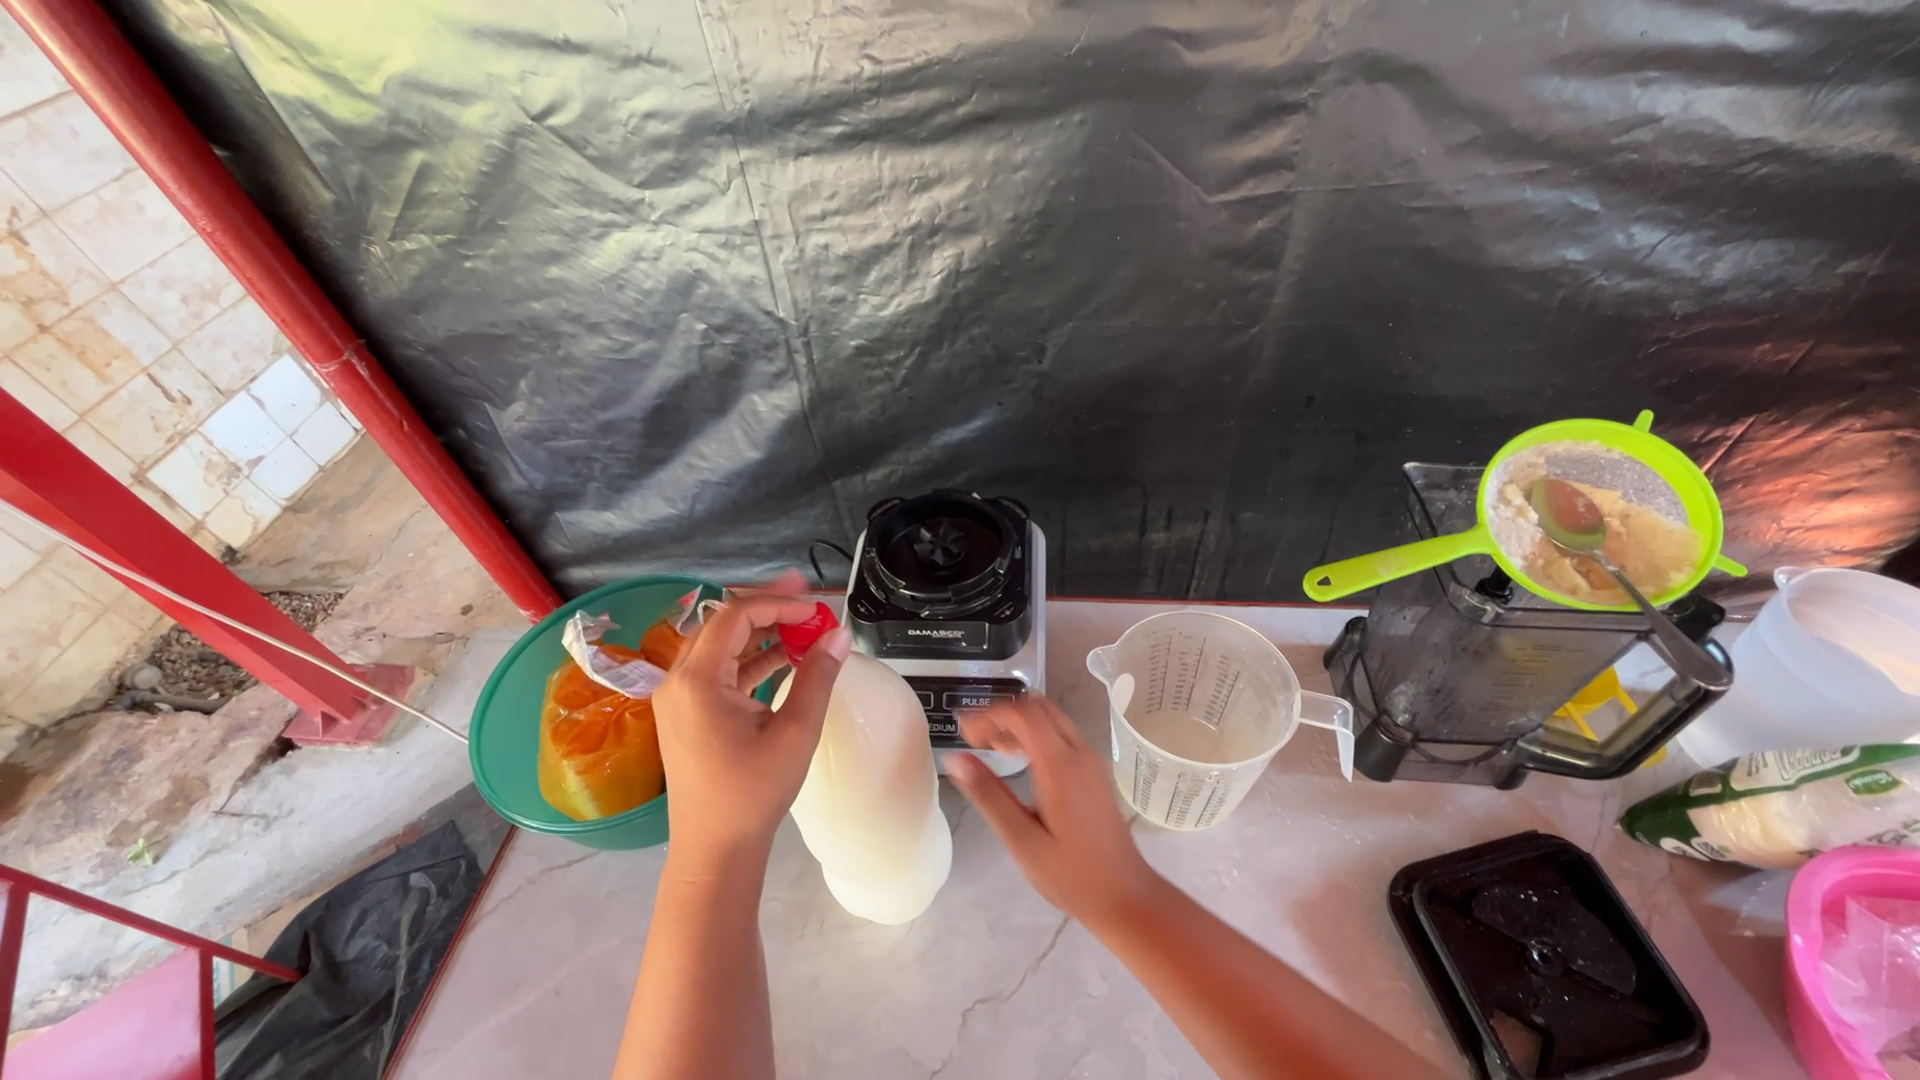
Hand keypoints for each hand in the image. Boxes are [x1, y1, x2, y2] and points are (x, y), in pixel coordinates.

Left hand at [652, 573, 849, 864]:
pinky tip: (785, 659)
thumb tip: (839, 634)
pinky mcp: (686, 713)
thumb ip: (818, 676)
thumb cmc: (753, 793)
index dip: (778, 603)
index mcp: (697, 681)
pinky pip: (718, 671)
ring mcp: (679, 698)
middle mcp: (678, 681)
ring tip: (803, 626)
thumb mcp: (795, 732)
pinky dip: (750, 659)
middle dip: (768, 607)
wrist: (715, 849)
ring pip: (720, 645)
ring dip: (761, 633)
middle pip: (723, 623)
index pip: (735, 615)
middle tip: (809, 598)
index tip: (815, 607)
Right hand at [947, 696, 1163, 929]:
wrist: (1126, 896)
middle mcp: (1080, 753)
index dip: (989, 714)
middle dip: (1002, 714)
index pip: (1023, 714)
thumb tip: (955, 759)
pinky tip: (1017, 761)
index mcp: (1061, 766)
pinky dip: (1035, 735)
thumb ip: (988, 796)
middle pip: (1039, 707)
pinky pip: (1061, 735)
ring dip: (1018, 723)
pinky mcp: (1094, 772)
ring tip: (989, 748)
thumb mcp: (1021, 840)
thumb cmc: (1071, 876)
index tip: (963, 734)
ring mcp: (1091, 761)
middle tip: (974, 738)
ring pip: (1052, 719)